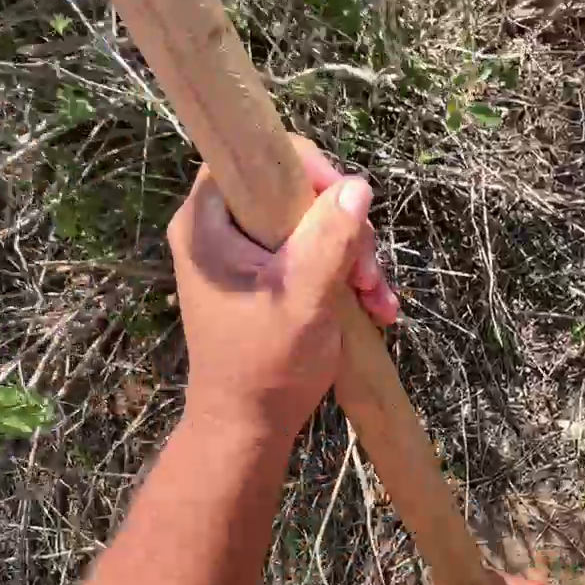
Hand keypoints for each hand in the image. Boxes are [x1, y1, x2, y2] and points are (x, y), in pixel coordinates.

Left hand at [167, 137, 397, 442]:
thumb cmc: (267, 365)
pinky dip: (343, 277)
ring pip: (311, 226)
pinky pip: (311, 256)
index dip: (307, 170)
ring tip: (376, 300)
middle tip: (367, 272)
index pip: (254, 157)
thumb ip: (331, 237)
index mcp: (208, 224)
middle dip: (343, 229)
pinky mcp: (265, 279)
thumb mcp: (306, 297)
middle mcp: (221, 230)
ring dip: (353, 258)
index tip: (345, 206)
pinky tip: (374, 308)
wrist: (250, 426)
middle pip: (293, 194)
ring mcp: (244, 256)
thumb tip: (359, 185)